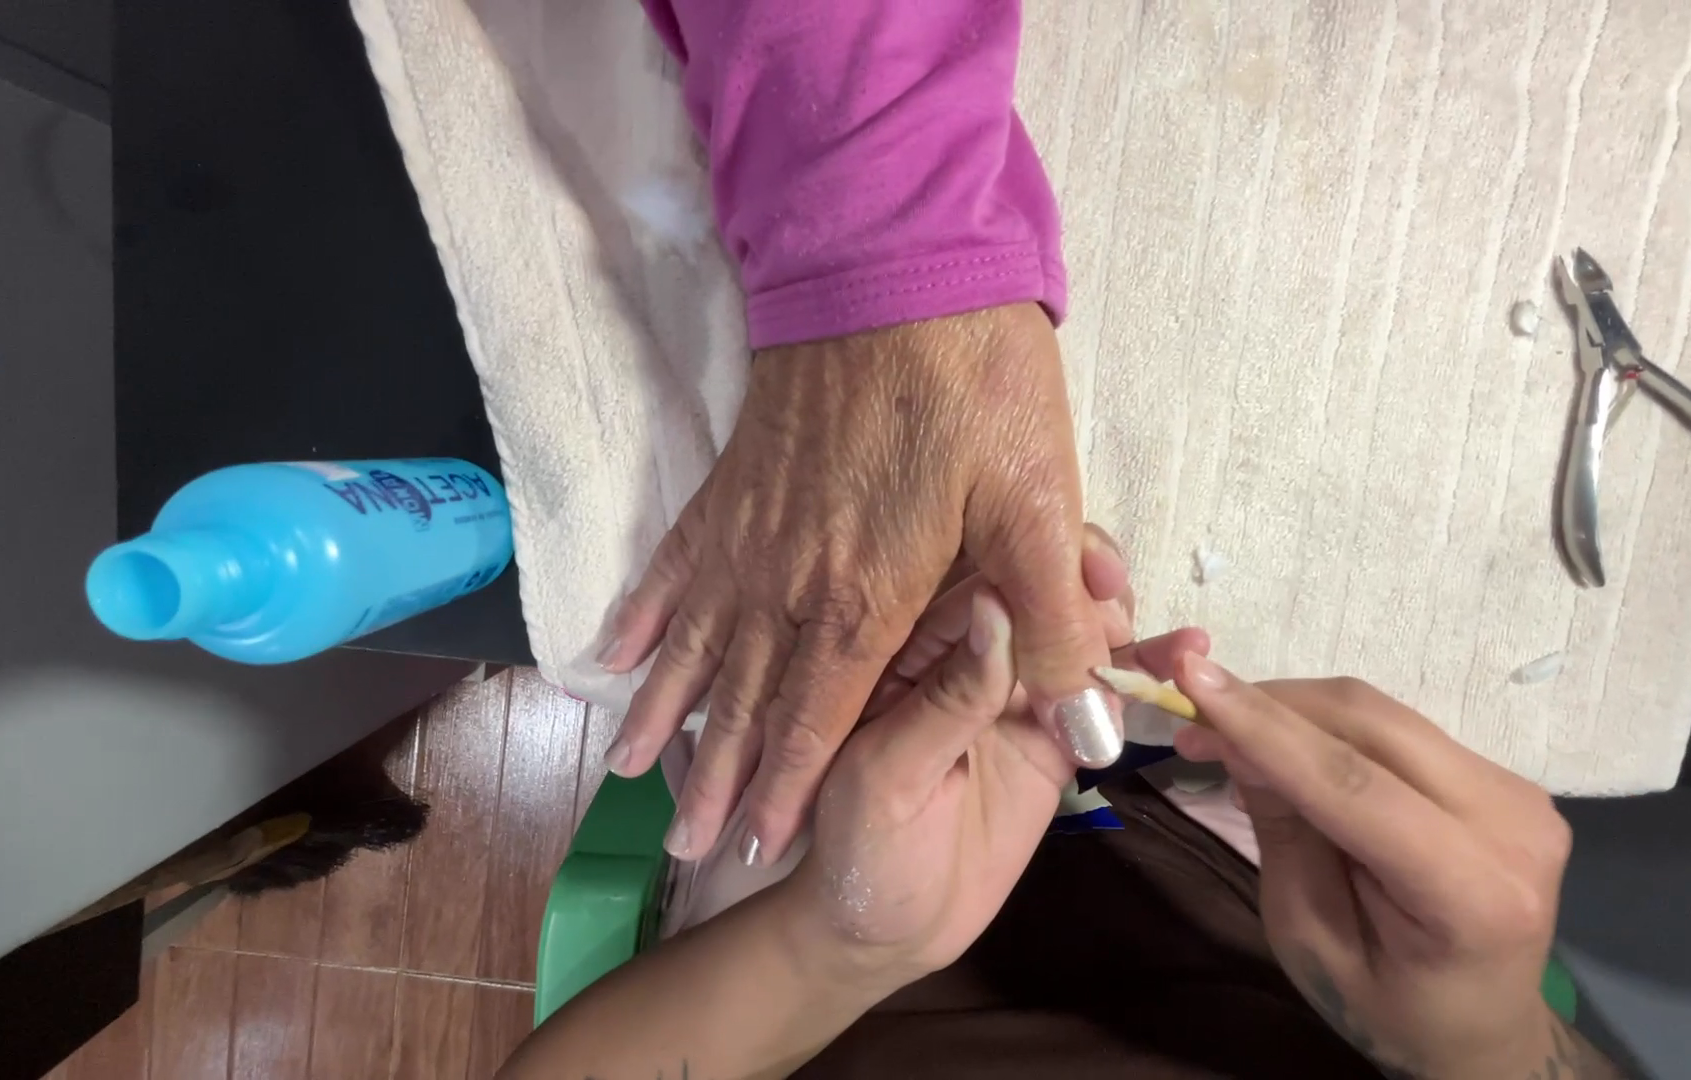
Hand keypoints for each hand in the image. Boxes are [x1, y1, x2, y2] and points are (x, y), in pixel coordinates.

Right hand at [597, 304, 1120, 865]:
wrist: (893, 268)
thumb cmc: (974, 386)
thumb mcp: (1039, 501)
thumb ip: (1049, 619)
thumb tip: (1080, 721)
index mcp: (866, 597)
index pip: (819, 717)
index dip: (790, 785)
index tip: (757, 844)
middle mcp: (791, 580)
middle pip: (748, 696)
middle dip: (720, 775)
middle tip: (683, 844)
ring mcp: (750, 532)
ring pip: (699, 642)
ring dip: (666, 711)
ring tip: (629, 768)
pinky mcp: (732, 486)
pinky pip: (675, 564)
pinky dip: (643, 612)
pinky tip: (610, 651)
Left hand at [781, 583, 1208, 983]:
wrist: (892, 928)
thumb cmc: (863, 849)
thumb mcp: (889, 772)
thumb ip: (946, 698)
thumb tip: (998, 607)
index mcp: (910, 653)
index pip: (971, 592)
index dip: (1022, 569)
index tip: (1079, 561)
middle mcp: (966, 659)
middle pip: (1028, 603)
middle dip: (1079, 587)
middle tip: (1121, 593)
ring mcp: (1013, 696)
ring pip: (1070, 643)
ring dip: (1118, 631)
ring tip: (1172, 638)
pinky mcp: (1050, 736)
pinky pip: (1096, 701)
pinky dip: (1136, 683)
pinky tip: (1178, 667)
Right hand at [1173, 662, 1577, 1079]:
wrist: (1482, 1029)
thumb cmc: (1384, 1000)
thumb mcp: (1307, 932)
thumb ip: (1279, 829)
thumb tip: (1232, 738)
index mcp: (1472, 892)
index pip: (1352, 784)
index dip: (1265, 726)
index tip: (1190, 675)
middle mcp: (1510, 824)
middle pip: (1366, 724)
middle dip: (1265, 704)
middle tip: (1190, 713)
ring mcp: (1512, 790)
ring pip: (1371, 709)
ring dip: (1284, 707)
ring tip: (1220, 728)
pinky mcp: (1492, 771)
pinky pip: (1384, 722)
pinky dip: (1315, 720)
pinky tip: (1275, 742)